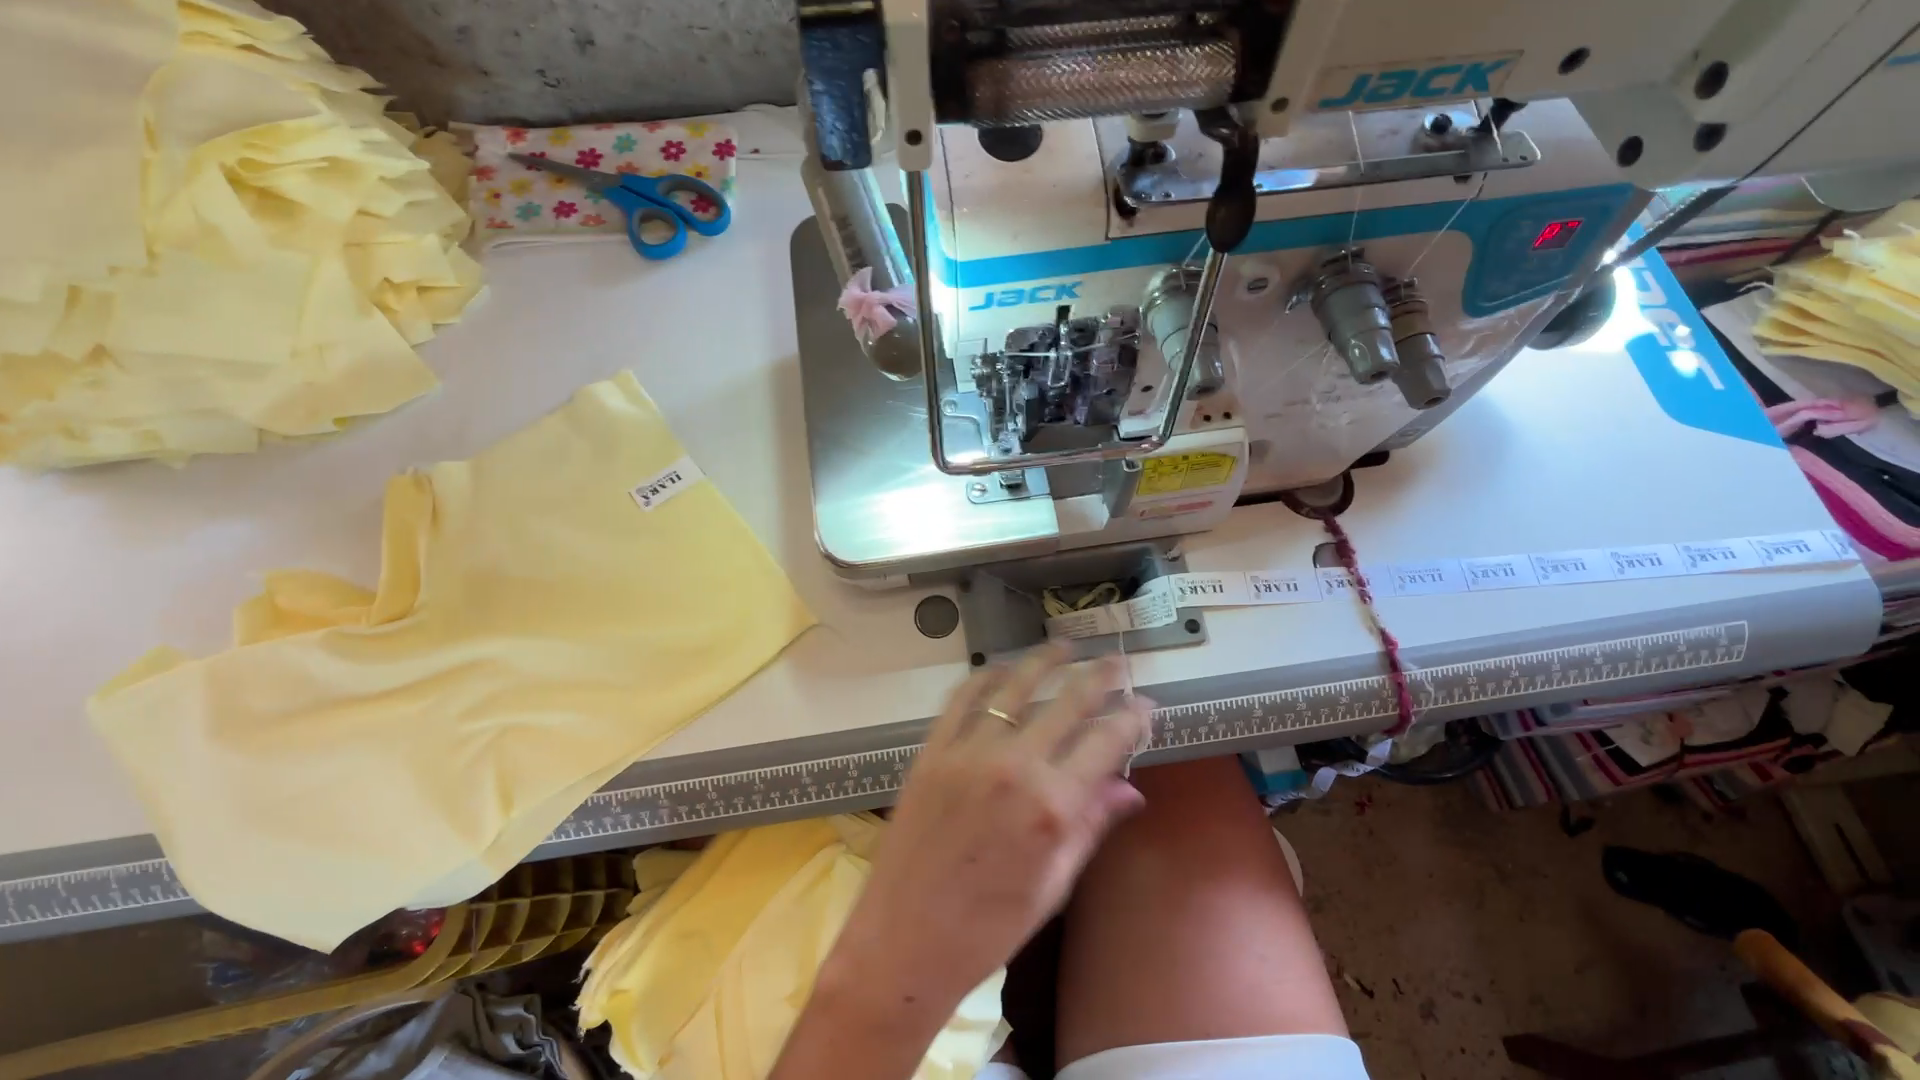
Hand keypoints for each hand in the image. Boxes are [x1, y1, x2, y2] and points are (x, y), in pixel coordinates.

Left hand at [773, 645, 1151, 1079]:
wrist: (905, 940)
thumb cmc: (989, 927)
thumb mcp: (1054, 884)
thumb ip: (1091, 826)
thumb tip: (1130, 789)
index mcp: (1052, 806)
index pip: (1106, 742)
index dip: (1132, 718)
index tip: (1146, 704)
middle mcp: (1014, 767)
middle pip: (1067, 703)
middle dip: (1100, 677)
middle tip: (1117, 662)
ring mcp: (967, 754)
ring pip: (1015, 688)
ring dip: (1045, 661)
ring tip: (1065, 646)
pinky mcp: (931, 752)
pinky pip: (961, 700)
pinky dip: (985, 678)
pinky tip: (1002, 670)